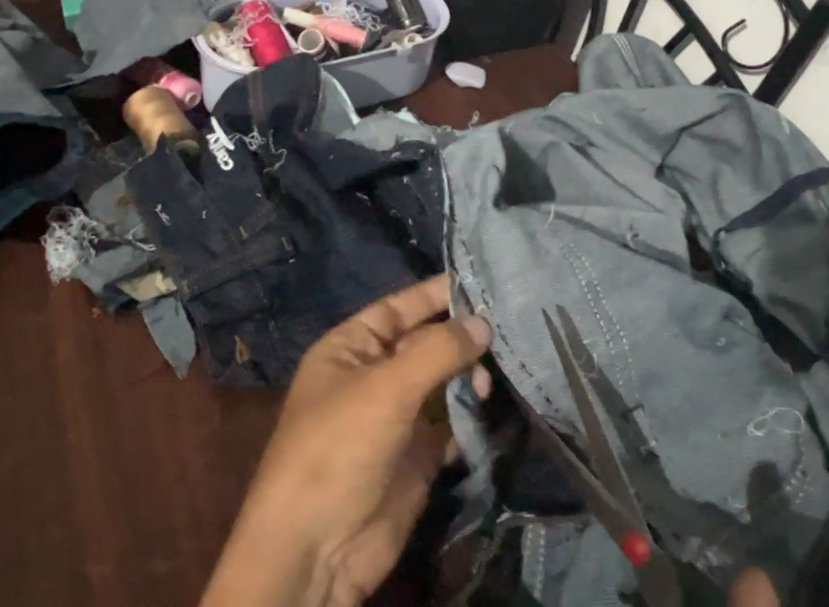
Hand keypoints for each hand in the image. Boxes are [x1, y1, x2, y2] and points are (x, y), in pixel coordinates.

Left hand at [201, 275, 491, 606]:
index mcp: (350, 347)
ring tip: (495, 383)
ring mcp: (398, 416)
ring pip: (444, 382)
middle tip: (510, 333)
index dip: (437, 294)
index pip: (399, 306)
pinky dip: (474, 416)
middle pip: (427, 343)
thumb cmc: (338, 447)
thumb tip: (483, 322)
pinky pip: (453, 423)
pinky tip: (496, 411)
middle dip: (463, 338)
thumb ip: (437, 350)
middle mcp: (374, 374)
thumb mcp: (385, 387)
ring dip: (472, 378)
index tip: (486, 281)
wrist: (318, 547)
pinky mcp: (419, 454)